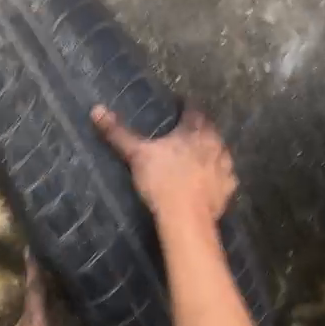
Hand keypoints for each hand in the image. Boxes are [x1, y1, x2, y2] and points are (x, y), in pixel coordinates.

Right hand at [90, 105, 237, 223]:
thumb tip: (96, 109)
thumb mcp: (136, 154)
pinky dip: (215, 174)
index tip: (177, 106)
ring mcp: (225, 167)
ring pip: (218, 151)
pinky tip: (205, 179)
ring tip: (193, 155)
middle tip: (181, 132)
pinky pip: (223, 175)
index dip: (185, 106)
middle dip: (196, 129)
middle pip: (208, 129)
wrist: (187, 219)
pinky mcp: (228, 188)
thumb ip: (118, 133)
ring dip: (208, 150)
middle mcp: (216, 144)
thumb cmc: (163, 181)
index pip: (193, 109)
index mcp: (196, 130)